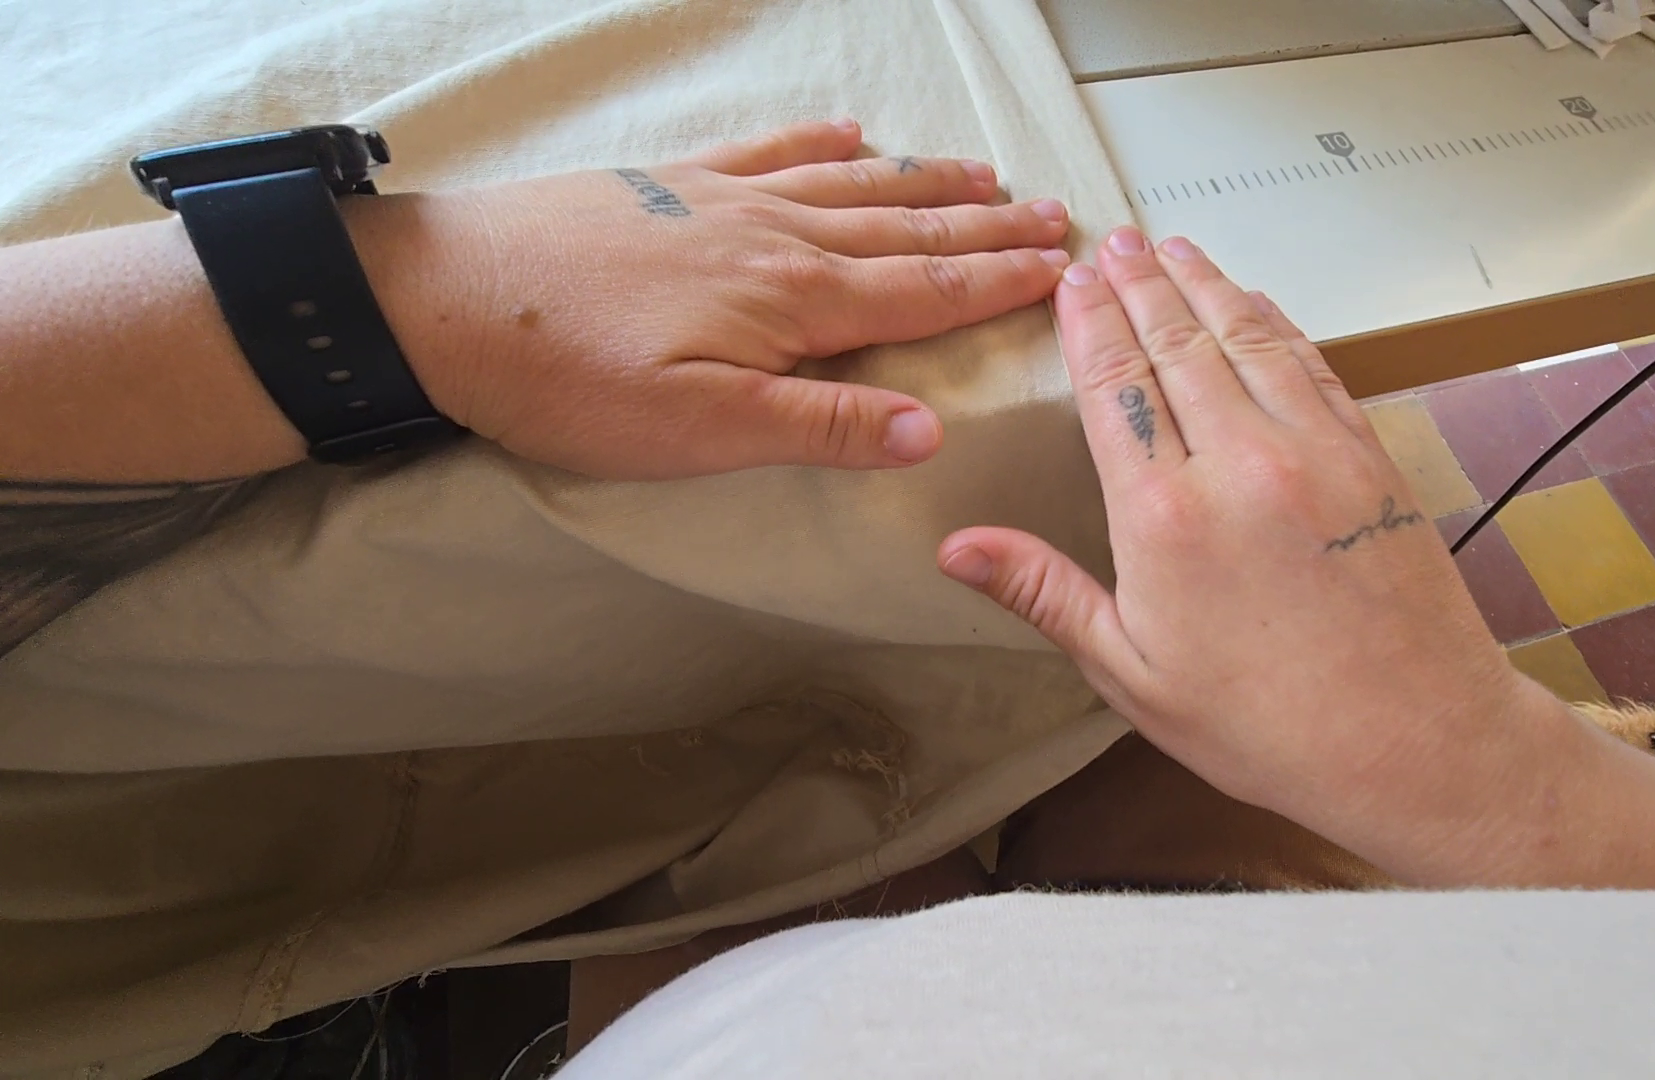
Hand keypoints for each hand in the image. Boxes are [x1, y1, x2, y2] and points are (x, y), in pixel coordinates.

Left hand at [351, 120, 1071, 478]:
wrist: (440, 305)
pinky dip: (822, 144)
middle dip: (987, 224)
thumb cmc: (576, 380)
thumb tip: (930, 432)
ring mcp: (727, 201)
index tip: (1057, 267)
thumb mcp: (705, 433)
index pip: (926, 290)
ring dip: (927, 180)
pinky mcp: (677, 186)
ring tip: (984, 171)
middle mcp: (778, 238)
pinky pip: (771, 153)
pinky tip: (853, 132)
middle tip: (1049, 212)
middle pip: (906, 228)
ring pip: (853, 185)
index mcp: (797, 303)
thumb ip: (822, 430)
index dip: (998, 280)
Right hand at [936, 227, 1568, 878]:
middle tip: (1115, 241)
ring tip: (1172, 246)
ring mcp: (1313, 451)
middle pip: (1176, 344)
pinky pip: (1311, 363)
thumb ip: (1042, 592)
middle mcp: (1238, 462)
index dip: (1090, 325)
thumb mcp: (1128, 669)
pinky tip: (1255, 299)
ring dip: (1203, 285)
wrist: (1415, 744)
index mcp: (1164, 515)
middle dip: (1139, 285)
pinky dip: (1275, 320)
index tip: (1075, 281)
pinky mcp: (1368, 456)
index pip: (1115, 387)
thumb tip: (956, 548)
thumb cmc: (1259, 722)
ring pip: (1245, 337)